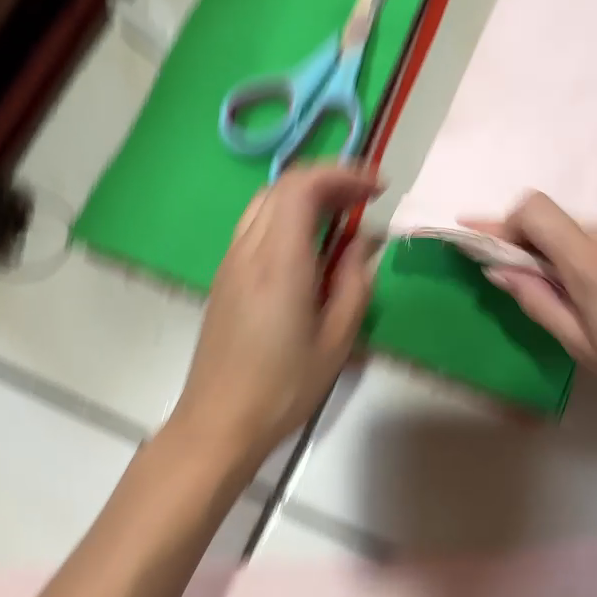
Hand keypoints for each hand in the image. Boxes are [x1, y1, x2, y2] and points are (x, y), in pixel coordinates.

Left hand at [171, 165, 379, 462]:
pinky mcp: (224, 276)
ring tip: (342, 217)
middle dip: (328, 180)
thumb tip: (361, 243)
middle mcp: (249, 250)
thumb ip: (355, 282)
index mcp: (279, 262)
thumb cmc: (284, 387)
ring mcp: (231, 261)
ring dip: (306, 196)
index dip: (343, 175)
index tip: (378, 188)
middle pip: (283, 186)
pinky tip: (311, 245)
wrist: (219, 421)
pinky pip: (256, 225)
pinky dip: (288, 216)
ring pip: (266, 202)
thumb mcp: (337, 340)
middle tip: (365, 200)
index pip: (303, 187)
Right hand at [470, 193, 596, 466]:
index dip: (500, 224)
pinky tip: (582, 294)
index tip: (476, 243)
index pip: (534, 210)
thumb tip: (498, 269)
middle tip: (499, 274)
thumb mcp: (582, 347)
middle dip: (522, 242)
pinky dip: (579, 258)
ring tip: (546, 295)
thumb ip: (537, 300)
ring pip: (576, 231)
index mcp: (596, 262)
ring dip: (552, 253)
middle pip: (553, 220)